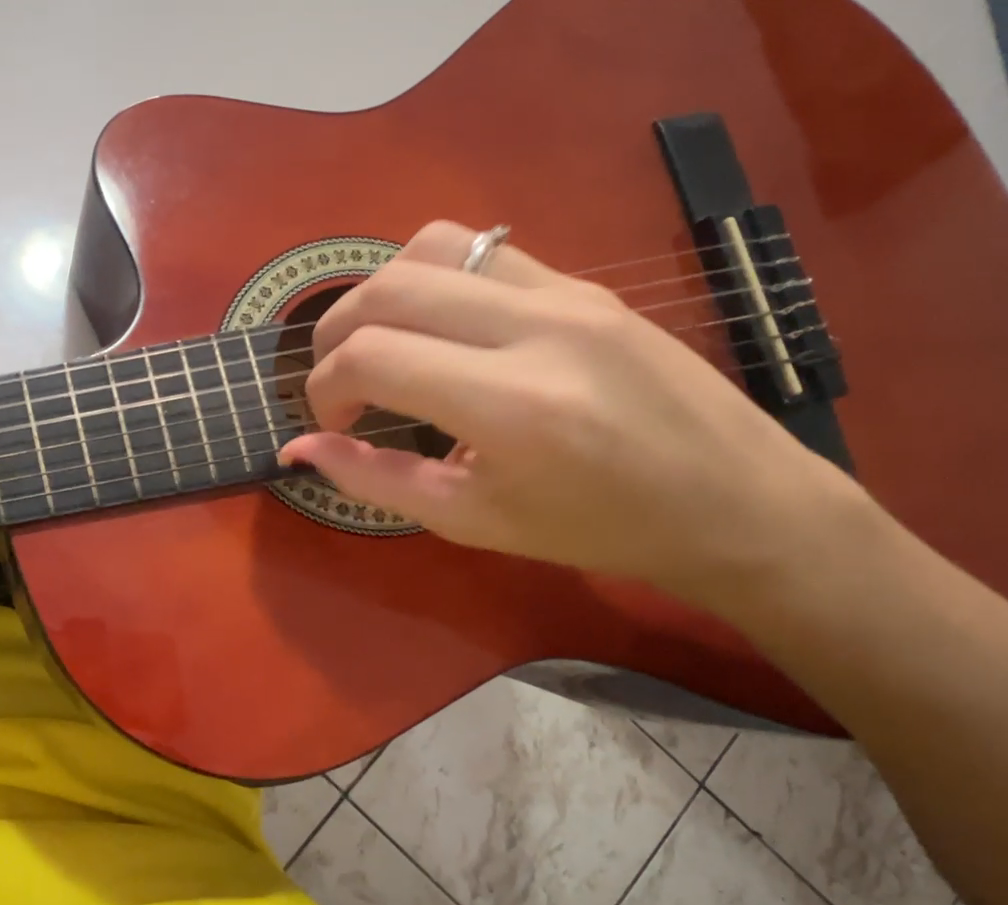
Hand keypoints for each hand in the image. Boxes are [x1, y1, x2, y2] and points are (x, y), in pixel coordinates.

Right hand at [280, 220, 873, 604]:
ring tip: (379, 344)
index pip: (371, 356)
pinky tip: (437, 331)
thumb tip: (296, 448)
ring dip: (379, 292)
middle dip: (334, 334)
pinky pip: (483, 252)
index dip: (323, 388)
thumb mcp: (470, 521)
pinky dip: (432, 281)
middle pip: (388, 288)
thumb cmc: (596, 529)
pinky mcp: (584, 283)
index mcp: (510, 405)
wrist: (736, 501)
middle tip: (336, 384)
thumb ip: (372, 479)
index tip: (329, 424)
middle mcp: (536, 328)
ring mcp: (567, 293)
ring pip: (433, 247)